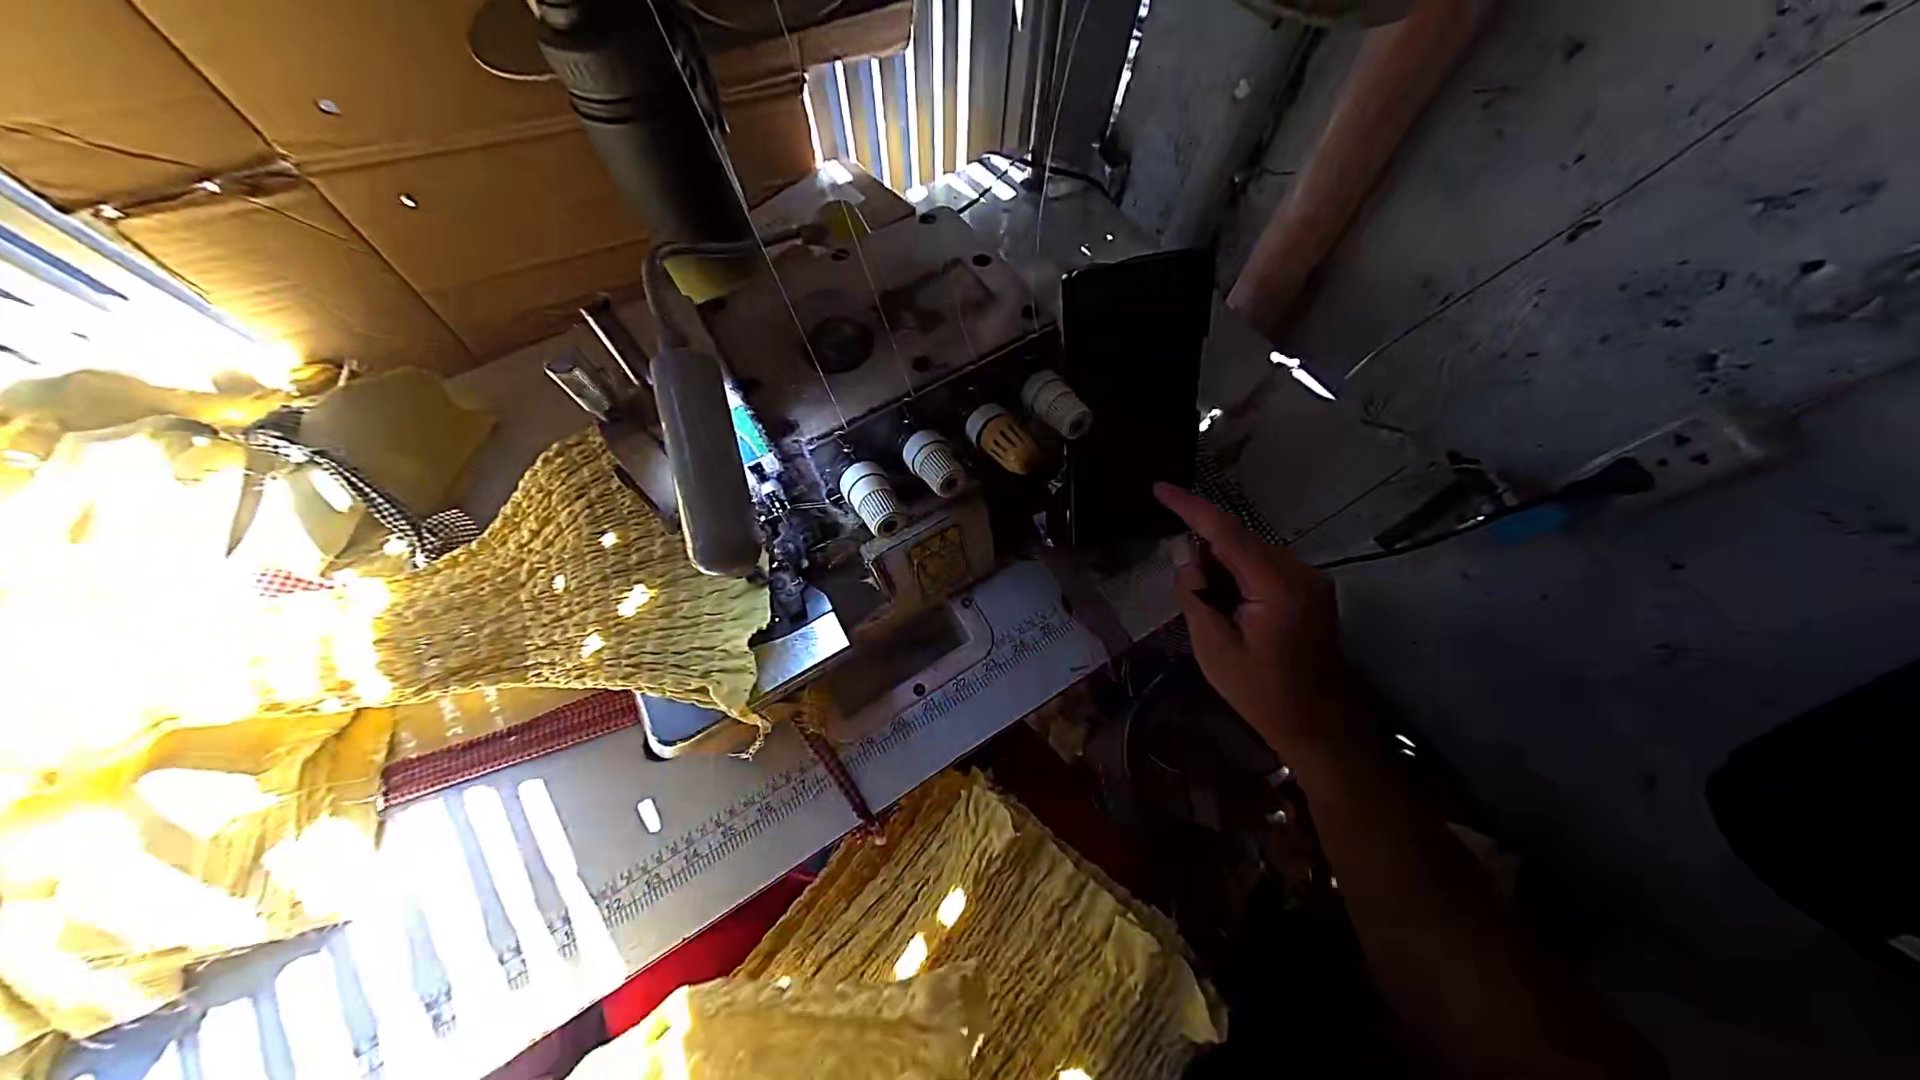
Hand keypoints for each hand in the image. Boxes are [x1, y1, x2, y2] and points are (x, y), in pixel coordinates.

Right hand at [1154, 483, 1349, 753]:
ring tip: (1212, 606)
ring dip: (1222, 564)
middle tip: (1186, 586)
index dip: (1191, 508)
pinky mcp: (1312, 590)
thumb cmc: (1261, 693)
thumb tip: (1185, 558)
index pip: (1227, 532)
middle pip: (1240, 540)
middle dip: (1205, 550)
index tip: (1160, 489)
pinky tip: (1231, 604)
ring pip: (1252, 552)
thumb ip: (1195, 596)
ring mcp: (1311, 580)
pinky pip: (1265, 566)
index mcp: (1277, 587)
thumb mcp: (1213, 648)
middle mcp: (1301, 573)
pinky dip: (1240, 574)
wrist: (1317, 724)